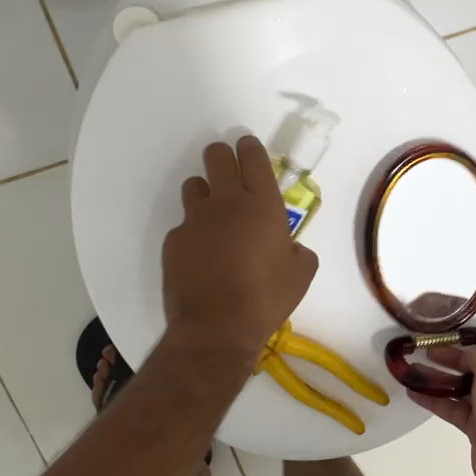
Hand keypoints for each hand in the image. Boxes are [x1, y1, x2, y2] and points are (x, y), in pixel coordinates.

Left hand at [161, 136, 318, 361]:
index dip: (250, 148)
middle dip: (222, 157)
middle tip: (228, 172)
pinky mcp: (174, 240)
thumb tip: (292, 250)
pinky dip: (192, 233)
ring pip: (194, 185)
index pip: (253, 158)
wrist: (217, 327)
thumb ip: (299, 252)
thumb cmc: (267, 299)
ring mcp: (196, 219)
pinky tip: (200, 256)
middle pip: (217, 156)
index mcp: (263, 205)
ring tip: (212, 214)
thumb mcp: (301, 275)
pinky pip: (183, 225)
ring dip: (204, 192)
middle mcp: (228, 203)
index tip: (248, 148)